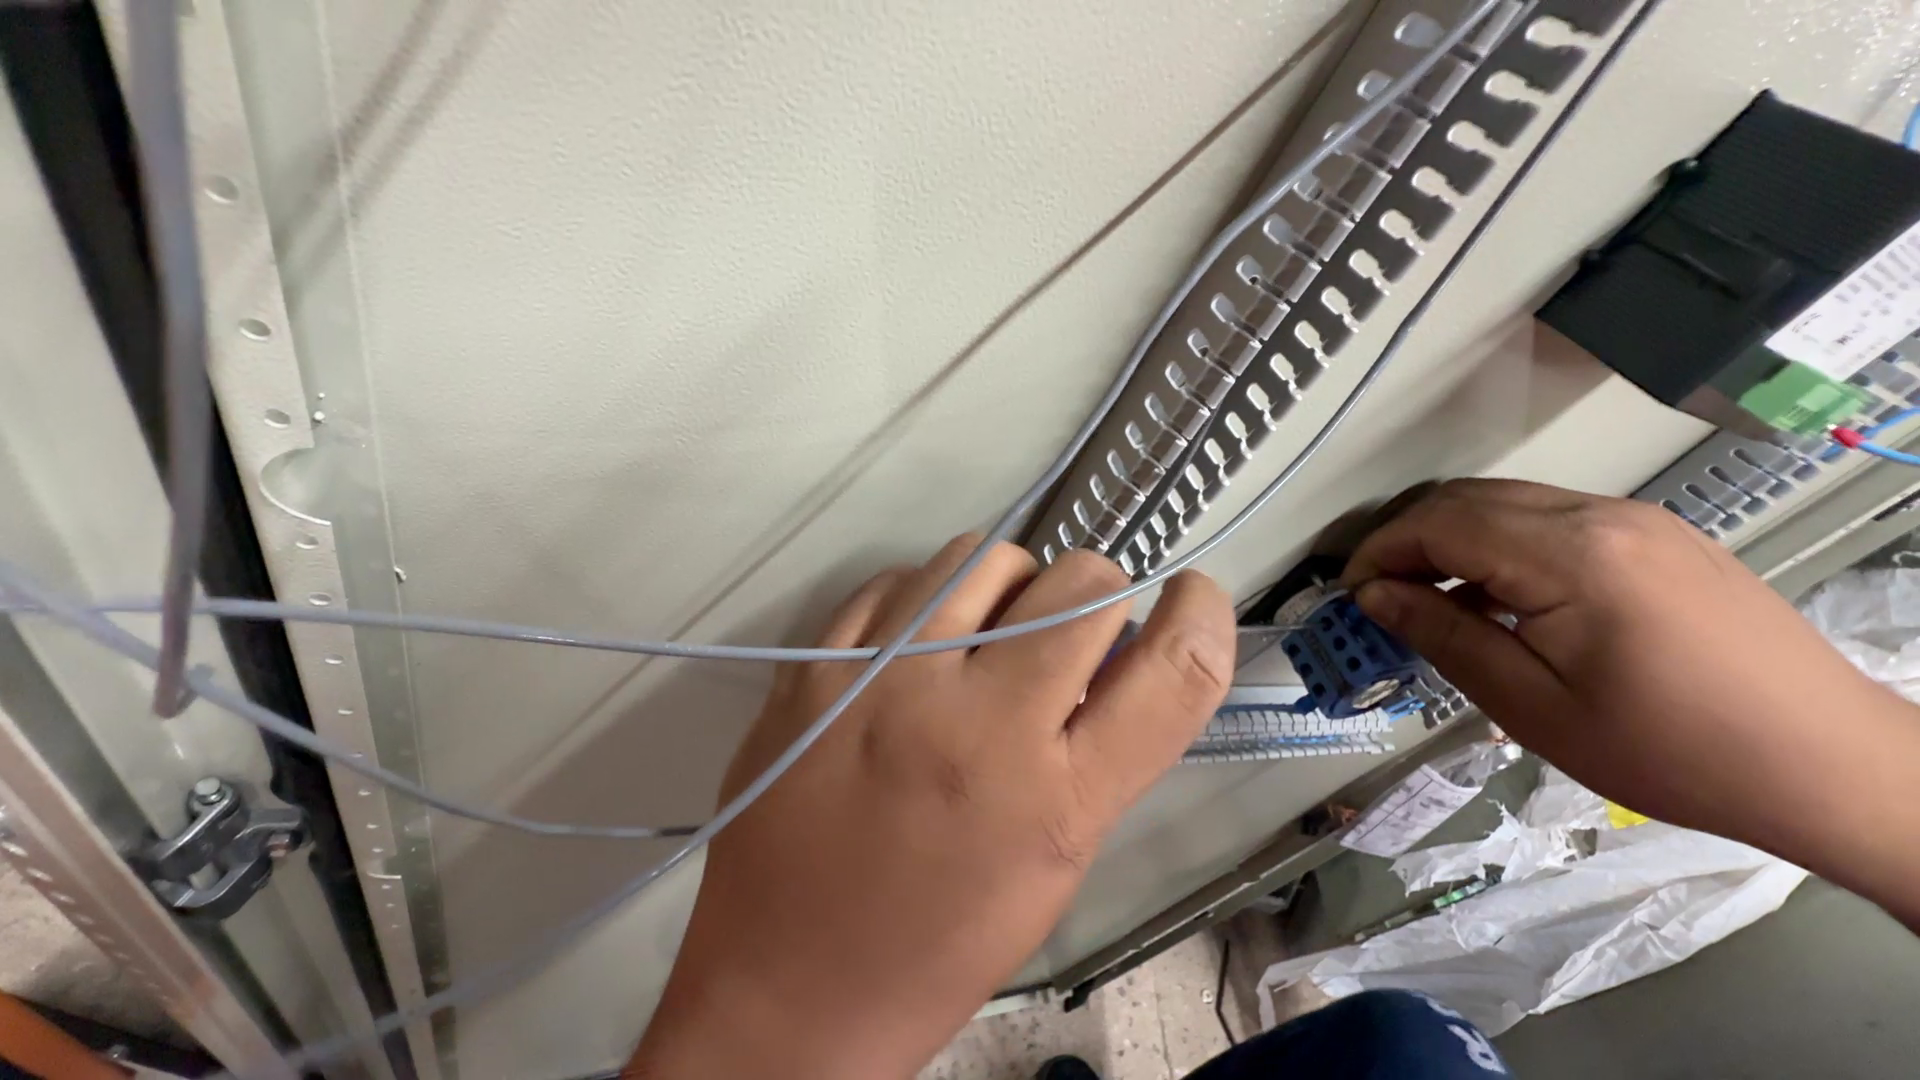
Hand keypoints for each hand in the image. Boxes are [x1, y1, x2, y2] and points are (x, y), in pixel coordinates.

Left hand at [627, 536, 1234, 1078]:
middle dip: (1097, 597)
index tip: (1192, 598)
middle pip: (1085, 584)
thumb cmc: (936, 943)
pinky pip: (898, 578)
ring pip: (985, 557)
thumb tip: (1114, 649)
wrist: (785, 986)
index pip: (1173, 670)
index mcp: (1055, 799)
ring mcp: (883, 682)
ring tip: (989, 633)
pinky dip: (927, 596)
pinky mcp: (814, 667)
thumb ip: (1096, 750)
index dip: (1203, 615)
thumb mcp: (1051, 862)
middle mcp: (974, 722)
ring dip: (1012, 585)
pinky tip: (918, 642)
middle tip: (1068, 638)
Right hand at [1342, 479, 1919, 927]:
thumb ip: (1445, 637)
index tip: (1350, 593)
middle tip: (1377, 592)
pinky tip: (1496, 594)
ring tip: (1427, 596)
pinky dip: (1500, 542)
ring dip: (1452, 537)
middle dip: (1408, 537)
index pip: (1441, 523)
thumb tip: (1375, 596)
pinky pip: (1553, 518)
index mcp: (1570, 555)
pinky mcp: (1661, 536)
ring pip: (1509, 501)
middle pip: (1470, 497)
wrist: (1832, 767)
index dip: (1381, 550)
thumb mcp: (1533, 706)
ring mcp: (1639, 520)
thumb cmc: (1672, 750)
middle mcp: (1603, 515)